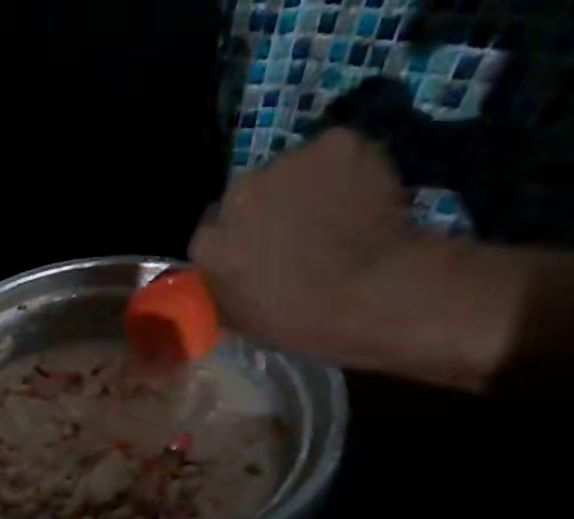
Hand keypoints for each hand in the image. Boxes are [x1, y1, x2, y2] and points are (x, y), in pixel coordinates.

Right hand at [190, 129, 519, 390]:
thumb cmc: (295, 318)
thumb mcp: (235, 314)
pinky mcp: (336, 143)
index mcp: (207, 242)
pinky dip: (349, 167)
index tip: (260, 250)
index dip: (240, 236)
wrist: (365, 293)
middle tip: (301, 230)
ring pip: (295, 167)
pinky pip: (338, 151)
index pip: (216, 226)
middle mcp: (236, 194)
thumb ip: (221, 280)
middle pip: (252, 189)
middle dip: (270, 204)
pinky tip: (363, 192)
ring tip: (337, 210)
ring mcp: (286, 164)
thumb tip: (225, 267)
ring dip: (308, 184)